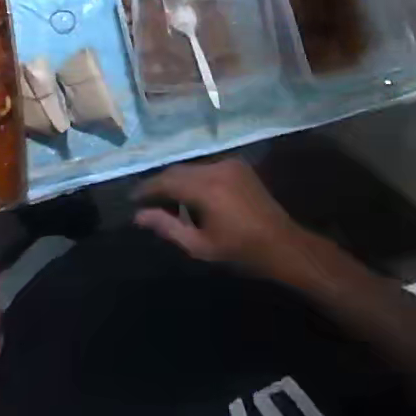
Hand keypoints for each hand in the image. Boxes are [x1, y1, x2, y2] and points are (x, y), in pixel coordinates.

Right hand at [133, 159, 308, 277]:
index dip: (146, 188)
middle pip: (178, 171)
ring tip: (170, 203)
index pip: (166, 180)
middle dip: (161, 184)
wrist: (283, 245)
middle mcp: (215, 168)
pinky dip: (195, 178)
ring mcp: (229, 163)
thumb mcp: (200, 247)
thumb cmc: (241, 252)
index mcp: (206, 188)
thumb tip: (139, 216)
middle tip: (147, 202)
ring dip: (178, 181)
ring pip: (192, 168)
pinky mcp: (238, 165)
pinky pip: (207, 167)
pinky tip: (194, 197)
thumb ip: (168, 228)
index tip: (132, 199)